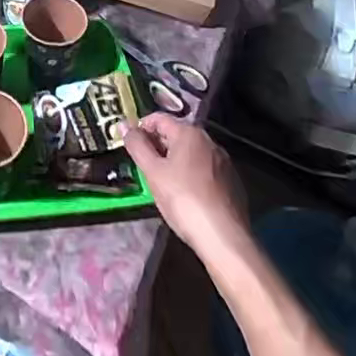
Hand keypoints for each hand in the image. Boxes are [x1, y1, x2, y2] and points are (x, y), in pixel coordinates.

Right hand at [125, 114, 250, 258]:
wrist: (223, 237)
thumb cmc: (183, 199)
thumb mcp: (153, 172)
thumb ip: (137, 146)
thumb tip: (124, 125)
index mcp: (189, 133)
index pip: (158, 118)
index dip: (141, 128)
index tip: (130, 145)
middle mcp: (209, 141)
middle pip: (176, 134)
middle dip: (157, 146)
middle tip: (143, 166)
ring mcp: (223, 162)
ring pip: (191, 153)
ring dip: (174, 161)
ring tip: (162, 183)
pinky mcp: (232, 182)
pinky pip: (204, 170)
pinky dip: (191, 175)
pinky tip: (186, 195)